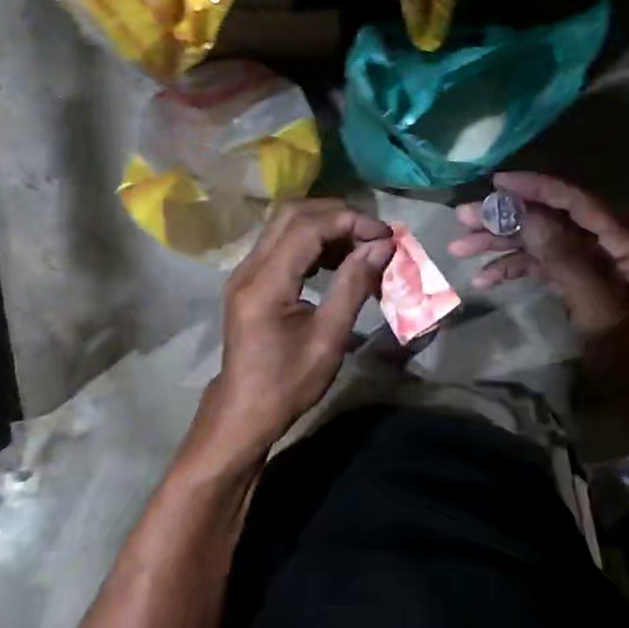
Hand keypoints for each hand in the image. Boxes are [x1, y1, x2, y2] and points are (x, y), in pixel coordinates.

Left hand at [199, 199, 393, 463]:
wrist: (243, 413)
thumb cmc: (288, 383)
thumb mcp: (329, 339)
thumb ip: (353, 286)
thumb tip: (382, 246)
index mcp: (265, 284)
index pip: (307, 228)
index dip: (349, 221)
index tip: (385, 235)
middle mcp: (249, 268)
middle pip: (292, 214)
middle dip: (337, 215)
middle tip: (373, 234)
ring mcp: (245, 271)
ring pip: (286, 224)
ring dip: (325, 225)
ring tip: (361, 245)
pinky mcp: (249, 278)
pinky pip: (282, 242)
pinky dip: (313, 240)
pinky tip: (337, 259)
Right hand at [450, 172, 628, 373]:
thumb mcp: (599, 313)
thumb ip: (565, 261)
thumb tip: (528, 218)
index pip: (580, 204)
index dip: (538, 189)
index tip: (497, 183)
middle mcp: (614, 248)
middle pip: (555, 222)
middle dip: (509, 219)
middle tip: (464, 217)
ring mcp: (598, 267)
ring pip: (545, 243)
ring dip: (505, 244)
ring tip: (461, 246)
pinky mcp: (583, 286)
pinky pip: (546, 267)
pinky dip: (517, 270)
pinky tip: (484, 279)